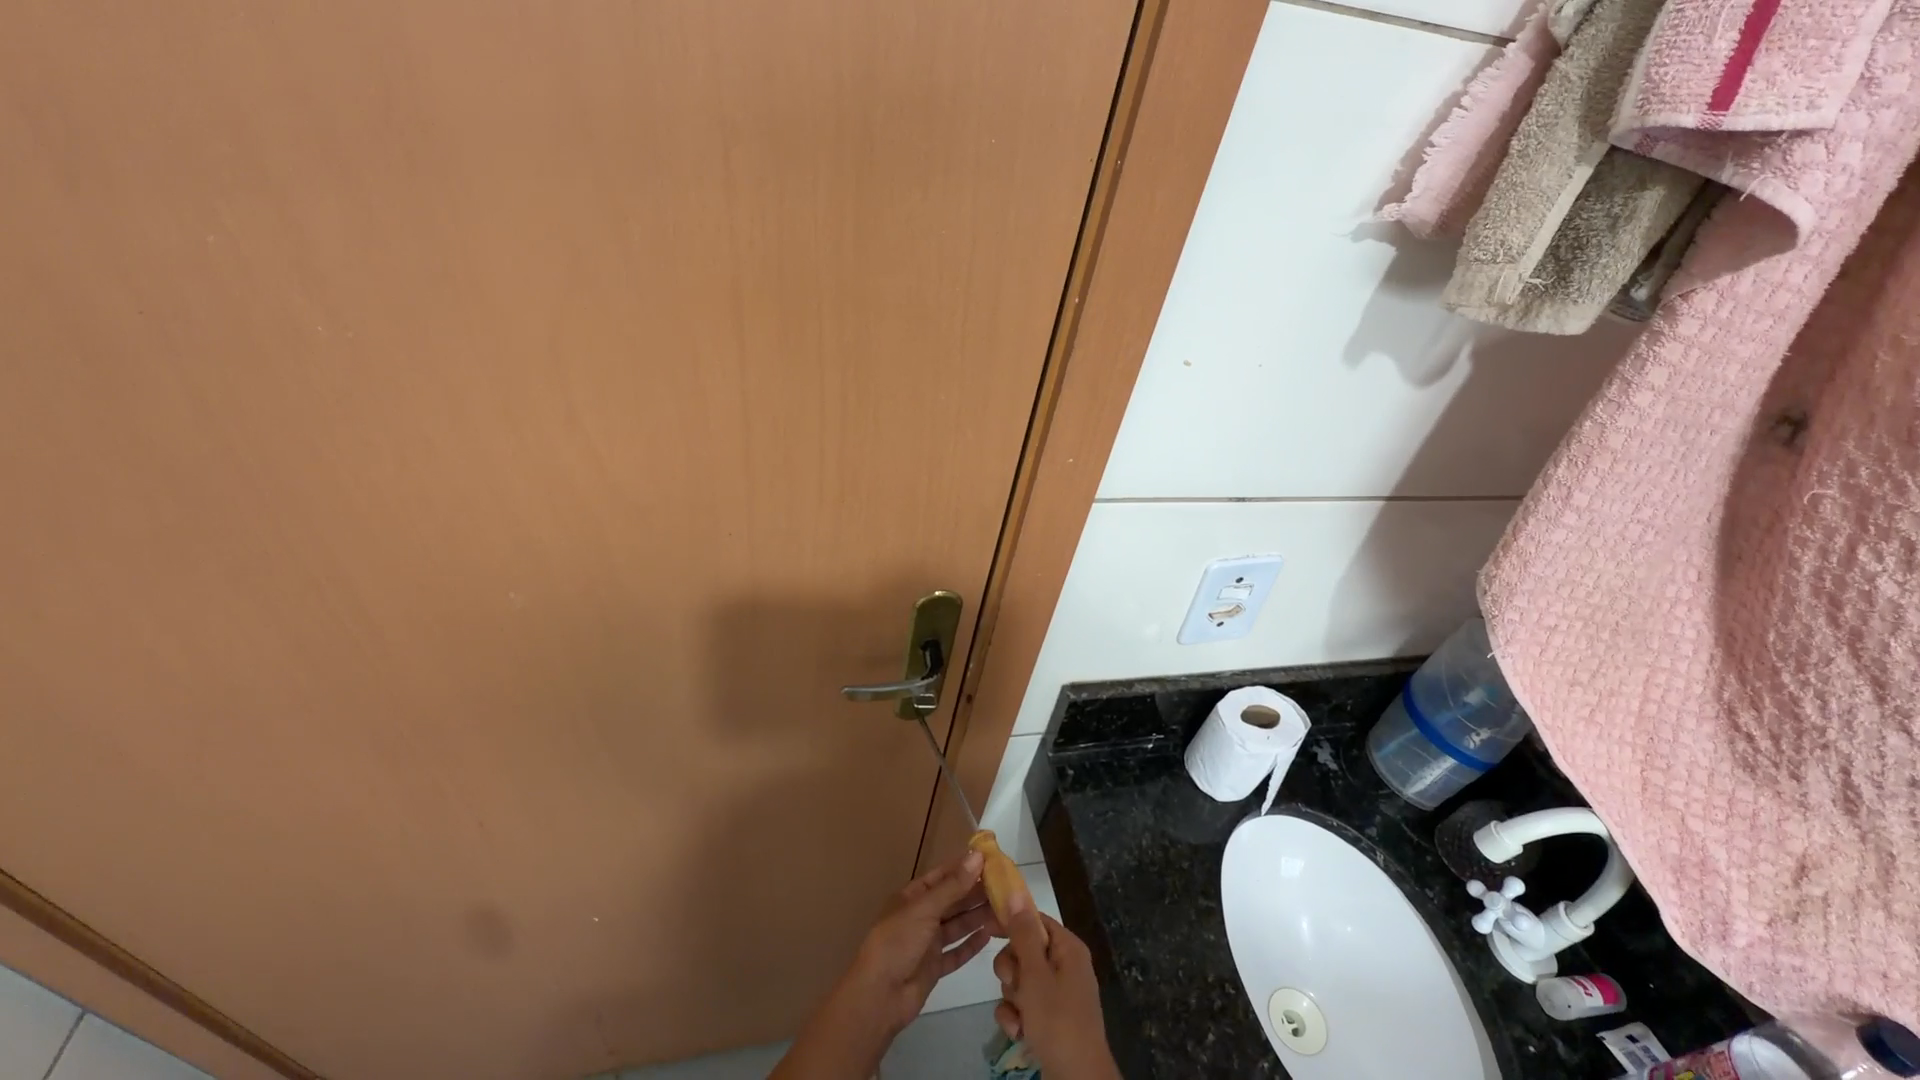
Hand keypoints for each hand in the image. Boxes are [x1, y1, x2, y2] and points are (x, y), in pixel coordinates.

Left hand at [844, 849, 998, 1032]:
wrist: (879, 996)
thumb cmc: (897, 943)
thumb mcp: (924, 909)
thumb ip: (953, 886)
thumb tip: (977, 856)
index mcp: (912, 898)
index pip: (942, 875)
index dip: (964, 866)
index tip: (991, 858)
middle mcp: (921, 917)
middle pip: (953, 900)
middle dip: (976, 893)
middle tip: (1007, 886)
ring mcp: (927, 943)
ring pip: (958, 925)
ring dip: (978, 917)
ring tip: (1006, 909)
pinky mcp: (934, 967)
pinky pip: (956, 952)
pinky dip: (971, 944)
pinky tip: (989, 936)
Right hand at [993, 895, 1119, 1079]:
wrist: (1076, 1077)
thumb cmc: (1057, 1019)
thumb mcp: (1036, 973)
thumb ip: (1023, 934)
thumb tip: (1016, 892)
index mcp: (1067, 948)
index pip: (1035, 919)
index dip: (1011, 922)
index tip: (986, 928)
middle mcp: (1064, 965)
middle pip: (1023, 951)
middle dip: (1011, 971)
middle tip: (1014, 985)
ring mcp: (1057, 993)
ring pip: (1019, 981)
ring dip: (1012, 999)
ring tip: (1020, 1017)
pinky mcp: (1049, 1017)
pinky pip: (1023, 1005)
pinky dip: (1017, 1017)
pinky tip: (1019, 1032)